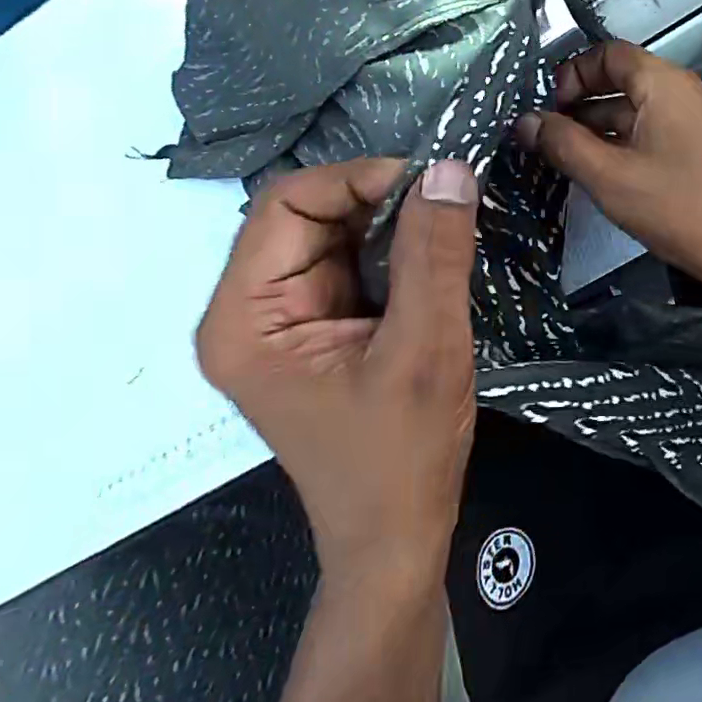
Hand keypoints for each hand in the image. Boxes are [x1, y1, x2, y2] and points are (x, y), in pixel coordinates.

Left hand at [196, 157, 480, 586]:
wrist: (399, 531)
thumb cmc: (401, 450)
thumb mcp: (426, 347)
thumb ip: (435, 257)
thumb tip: (449, 169)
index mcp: (246, 317)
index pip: (287, 206)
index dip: (360, 181)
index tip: (436, 185)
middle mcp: (253, 311)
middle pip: (310, 218)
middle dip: (384, 203)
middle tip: (454, 204)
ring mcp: (290, 323)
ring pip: (339, 239)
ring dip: (398, 227)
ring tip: (455, 229)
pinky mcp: (325, 333)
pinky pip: (359, 269)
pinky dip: (402, 254)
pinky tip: (442, 259)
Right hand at [515, 40, 701, 296]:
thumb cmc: (678, 207)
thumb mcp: (609, 175)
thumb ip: (563, 144)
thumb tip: (526, 122)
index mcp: (664, 84)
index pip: (610, 53)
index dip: (572, 73)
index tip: (548, 105)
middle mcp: (683, 93)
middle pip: (623, 79)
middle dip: (581, 103)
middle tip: (549, 134)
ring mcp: (696, 121)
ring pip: (637, 110)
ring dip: (600, 127)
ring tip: (567, 157)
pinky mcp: (701, 149)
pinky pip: (654, 132)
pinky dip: (625, 143)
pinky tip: (603, 172)